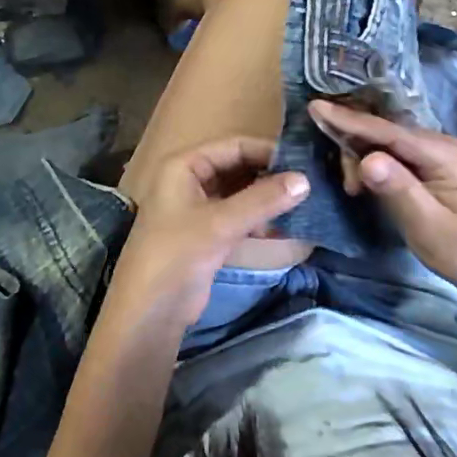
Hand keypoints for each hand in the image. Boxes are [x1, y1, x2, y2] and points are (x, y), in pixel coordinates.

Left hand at [108, 137, 309, 329]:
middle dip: (270, 175)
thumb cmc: (177, 255)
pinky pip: (239, 215)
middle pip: (238, 167)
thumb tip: (305, 179)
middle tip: (307, 184)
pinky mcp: (207, 232)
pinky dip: (259, 219)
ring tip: (301, 205)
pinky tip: (282, 228)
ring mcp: (198, 207)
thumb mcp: (220, 223)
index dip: (268, 151)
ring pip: (241, 192)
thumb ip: (262, 200)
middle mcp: (190, 179)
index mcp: (184, 165)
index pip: (234, 145)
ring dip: (267, 198)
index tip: (303, 162)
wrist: (149, 311)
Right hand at [307, 100, 456, 298]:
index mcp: (446, 156)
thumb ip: (397, 189)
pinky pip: (394, 151)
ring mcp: (438, 152)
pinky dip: (374, 162)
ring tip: (355, 190)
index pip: (391, 133)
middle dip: (356, 147)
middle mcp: (443, 144)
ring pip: (387, 141)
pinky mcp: (430, 163)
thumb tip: (367, 159)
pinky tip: (365, 183)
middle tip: (347, 185)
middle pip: (387, 132)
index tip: (317, 108)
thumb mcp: (425, 225)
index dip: (352, 121)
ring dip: (363, 158)